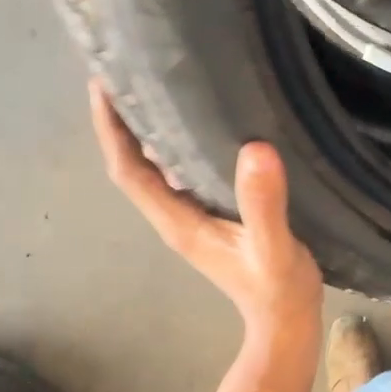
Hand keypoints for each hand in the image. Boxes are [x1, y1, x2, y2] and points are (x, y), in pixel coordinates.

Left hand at [89, 81, 322, 335]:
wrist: (287, 323)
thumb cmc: (278, 289)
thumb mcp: (274, 248)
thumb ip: (263, 205)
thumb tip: (256, 150)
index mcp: (179, 222)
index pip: (129, 171)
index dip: (111, 128)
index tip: (103, 82)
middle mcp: (176, 217)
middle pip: (134, 165)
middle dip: (122, 121)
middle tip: (125, 68)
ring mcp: (192, 219)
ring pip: (156, 170)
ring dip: (147, 132)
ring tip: (157, 84)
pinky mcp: (211, 219)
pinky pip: (181, 175)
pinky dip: (177, 146)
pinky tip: (198, 123)